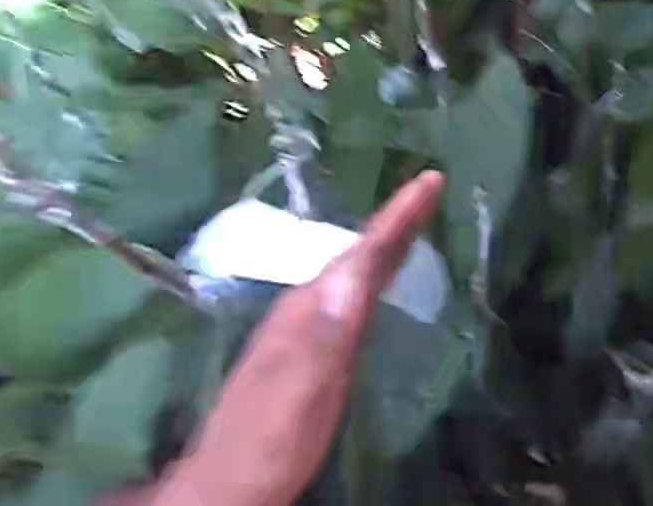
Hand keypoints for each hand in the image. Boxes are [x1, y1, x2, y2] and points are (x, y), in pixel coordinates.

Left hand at [148, 170, 445, 505]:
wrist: (220, 492)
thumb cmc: (267, 442)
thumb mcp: (301, 389)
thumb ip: (327, 332)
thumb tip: (355, 269)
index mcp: (311, 309)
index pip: (363, 251)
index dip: (399, 214)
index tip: (431, 178)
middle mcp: (307, 307)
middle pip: (361, 252)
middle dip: (398, 217)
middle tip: (431, 186)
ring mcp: (304, 327)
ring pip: (356, 268)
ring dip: (388, 238)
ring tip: (416, 216)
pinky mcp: (309, 346)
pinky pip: (354, 289)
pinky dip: (377, 268)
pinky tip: (384, 272)